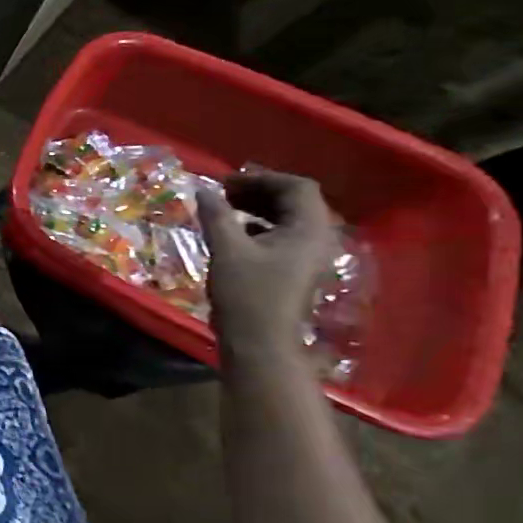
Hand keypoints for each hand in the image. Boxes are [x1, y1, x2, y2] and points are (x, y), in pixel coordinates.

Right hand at [195, 169, 338, 354]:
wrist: (259, 344)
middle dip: (259, 192)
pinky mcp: (297, 272)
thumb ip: (216, 216)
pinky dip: (260, 228)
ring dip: (258, 209)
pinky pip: (283, 238)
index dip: (262, 178)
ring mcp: (310, 258)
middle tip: (224, 192)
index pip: (296, 187)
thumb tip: (204, 190)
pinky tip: (235, 235)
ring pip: (288, 220)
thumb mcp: (227, 250)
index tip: (227, 181)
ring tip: (226, 210)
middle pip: (295, 202)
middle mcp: (318, 239)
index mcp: (310, 229)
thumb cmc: (246, 294)